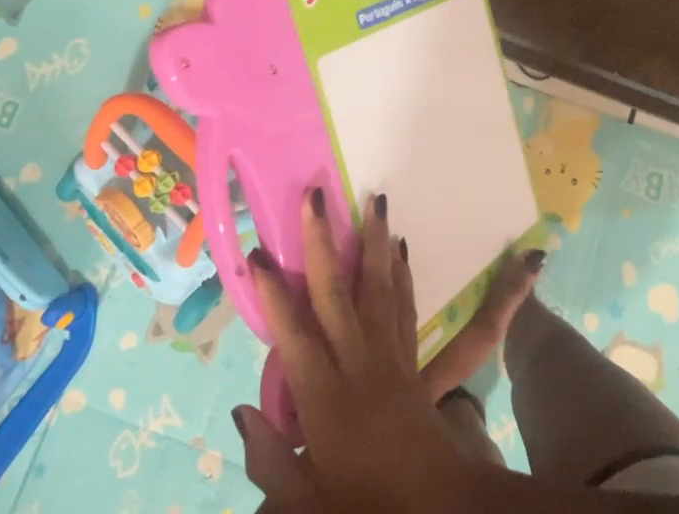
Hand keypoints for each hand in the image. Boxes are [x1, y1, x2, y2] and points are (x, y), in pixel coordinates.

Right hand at [232, 189, 539, 512]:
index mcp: (326, 397)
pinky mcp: (411, 360)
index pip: (294, 334)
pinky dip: (402, 273)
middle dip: (323, 243)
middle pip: (338, 294)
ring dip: (374, 242)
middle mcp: (358, 364)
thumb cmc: (365, 501)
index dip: (273, 292)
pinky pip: (406, 306)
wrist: (439, 506)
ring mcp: (390, 357)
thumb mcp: (306, 499)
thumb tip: (239, 411)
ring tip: (375, 199)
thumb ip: (268, 457)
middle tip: (316, 196)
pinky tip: (399, 248)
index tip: (257, 252)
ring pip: (380, 289)